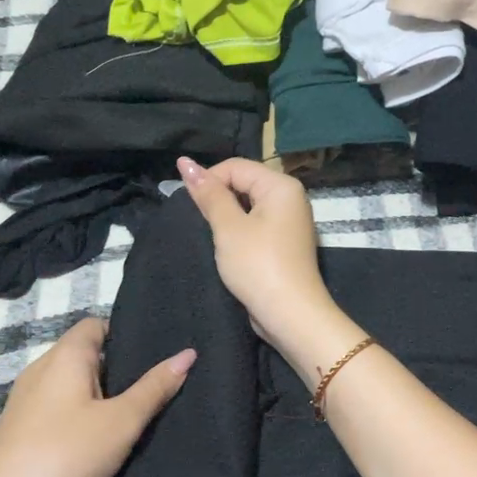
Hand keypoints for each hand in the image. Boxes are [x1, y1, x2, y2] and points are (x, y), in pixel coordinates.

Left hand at [0, 318, 192, 476]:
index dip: (123, 335)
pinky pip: (54, 409)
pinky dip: (75, 417)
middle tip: (147, 391)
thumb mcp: (123, 420)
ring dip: (95, 398)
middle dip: (113, 370)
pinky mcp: (17, 429)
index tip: (149, 359)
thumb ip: (155, 387)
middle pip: (82, 354)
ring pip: (68, 385)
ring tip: (125, 419)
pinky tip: (92, 443)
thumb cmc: (68, 453)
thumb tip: (188, 354)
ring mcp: (23, 400)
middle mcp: (39, 369)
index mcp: (64, 355)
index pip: (95, 324)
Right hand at [178, 156, 335, 346]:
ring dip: (227, 217)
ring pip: (248, 206)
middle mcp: (290, 198)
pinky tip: (226, 247)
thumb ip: (209, 194)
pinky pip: (257, 225)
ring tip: (210, 235)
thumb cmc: (257, 265)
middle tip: (198, 222)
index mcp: (281, 185)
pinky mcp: (284, 243)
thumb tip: (185, 162)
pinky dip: (239, 231)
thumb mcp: (228, 227)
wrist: (290, 314)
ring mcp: (290, 222)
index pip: (236, 166)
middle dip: (218, 198)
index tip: (189, 206)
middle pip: (244, 183)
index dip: (208, 180)